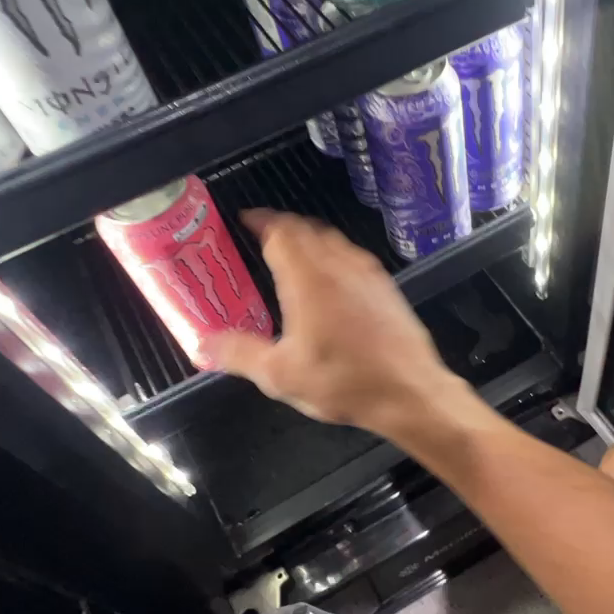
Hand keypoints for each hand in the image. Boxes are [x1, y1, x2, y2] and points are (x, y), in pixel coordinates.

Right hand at [206, 209, 473, 441]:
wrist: (410, 393)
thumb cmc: (345, 382)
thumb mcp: (281, 375)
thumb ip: (238, 354)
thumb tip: (203, 345)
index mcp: (309, 278)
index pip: (280, 230)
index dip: (260, 220)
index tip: (245, 220)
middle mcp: (340, 266)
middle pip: (307, 229)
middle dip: (282, 228)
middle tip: (262, 238)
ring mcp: (369, 275)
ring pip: (334, 241)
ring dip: (310, 240)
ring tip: (292, 256)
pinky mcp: (388, 289)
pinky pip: (355, 259)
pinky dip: (335, 258)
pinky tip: (331, 283)